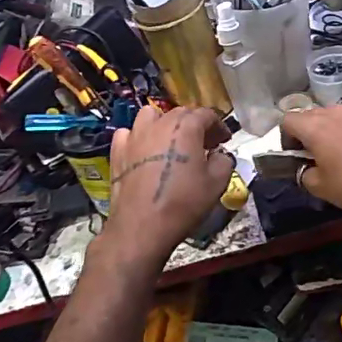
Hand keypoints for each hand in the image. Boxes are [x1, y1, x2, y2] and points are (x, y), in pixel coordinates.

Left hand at [99, 106, 233, 274]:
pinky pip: (129, 134)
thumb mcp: (217, 183)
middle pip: (181, 113)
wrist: (141, 228)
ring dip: (164, 123)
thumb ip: (224, 160)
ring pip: (151, 116)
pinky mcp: (117, 151)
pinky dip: (139, 137)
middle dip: (195, 124)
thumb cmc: (183, 203)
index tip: (224, 141)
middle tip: (204, 144)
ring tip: (171, 142)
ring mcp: (135, 136)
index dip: (219, 126)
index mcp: (186, 126)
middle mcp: (160, 123)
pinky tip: (145, 151)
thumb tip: (219, 155)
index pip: (207, 115)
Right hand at [279, 104, 341, 242]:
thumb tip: (304, 166)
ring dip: (333, 126)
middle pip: (312, 115)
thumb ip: (303, 172)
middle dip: (310, 132)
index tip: (296, 154)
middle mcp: (335, 110)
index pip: (288, 120)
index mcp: (315, 126)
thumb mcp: (320, 187)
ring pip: (336, 112)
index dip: (287, 137)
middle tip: (318, 154)